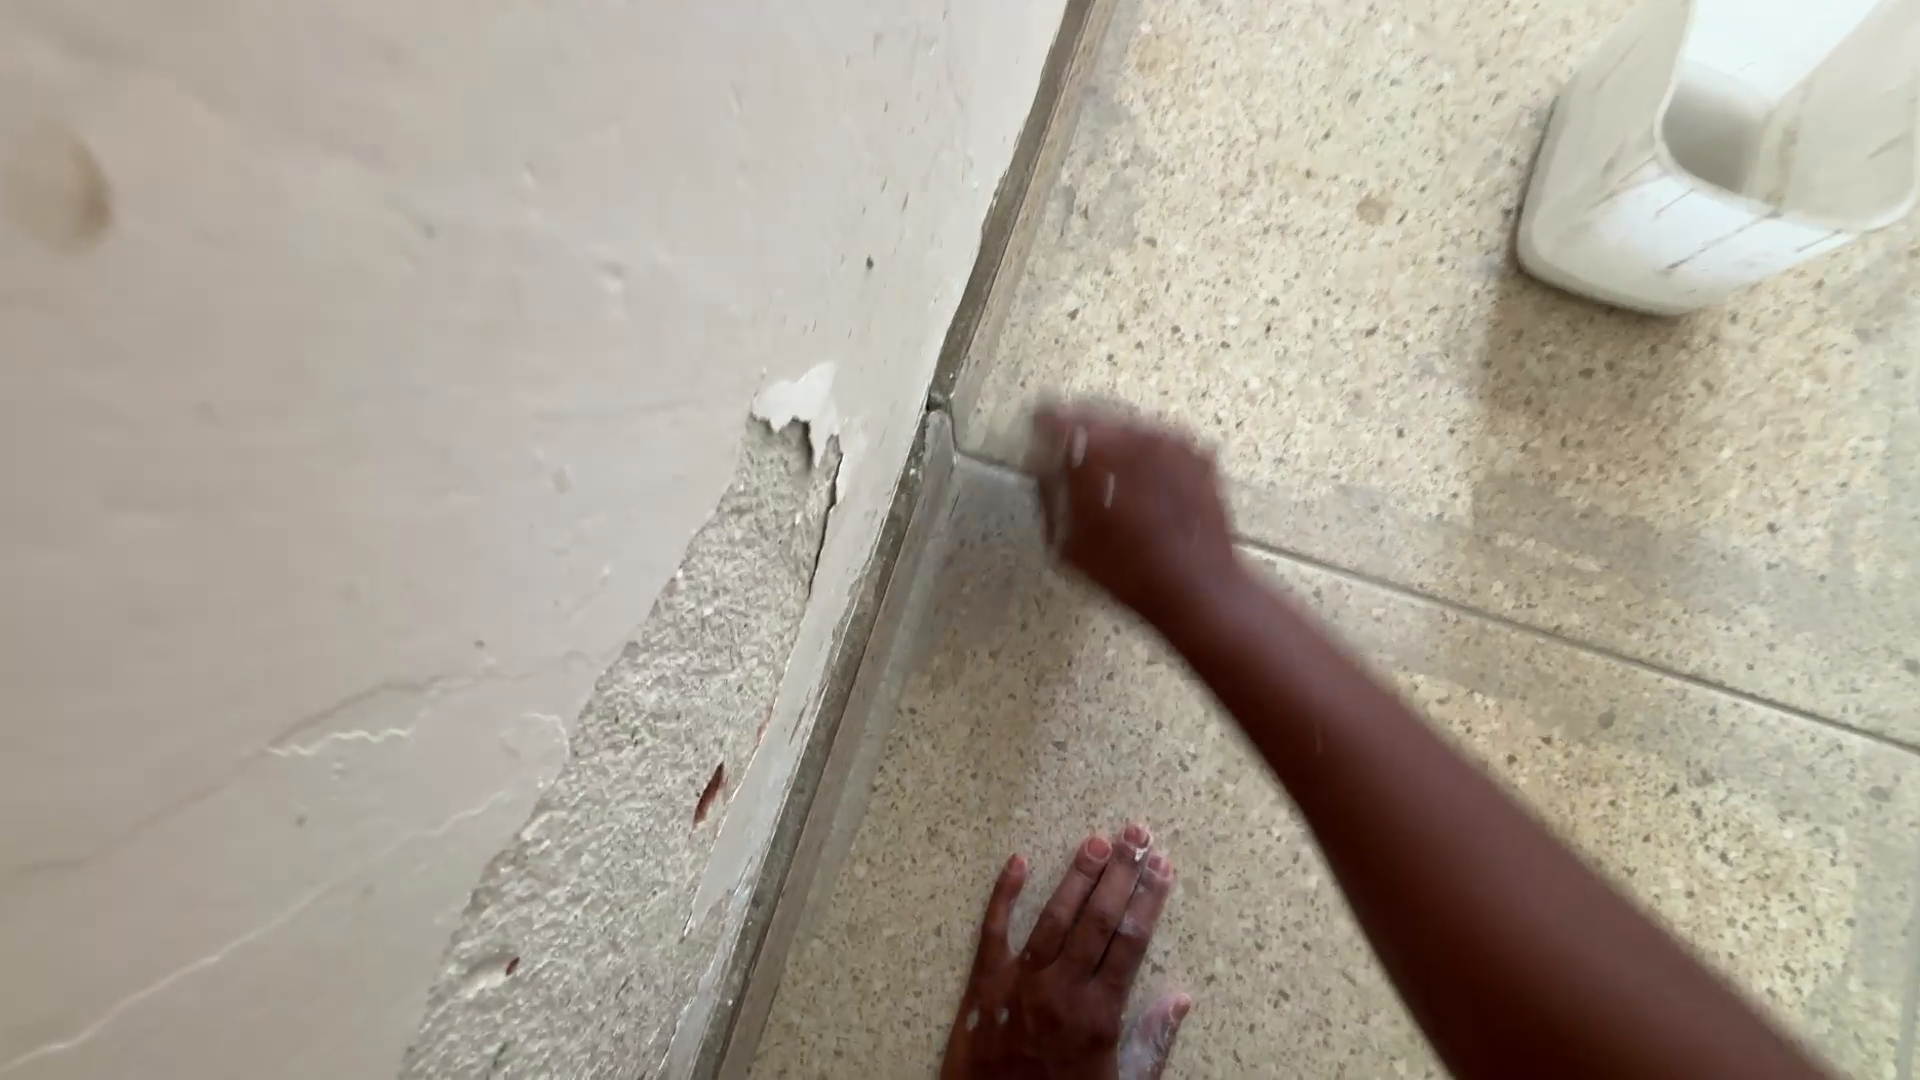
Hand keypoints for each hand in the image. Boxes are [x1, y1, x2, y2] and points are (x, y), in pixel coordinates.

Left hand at [940, 827, 1189, 1079]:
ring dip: (1077, 875)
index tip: (1163, 863)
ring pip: (1054, 916)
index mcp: (1099, 1015)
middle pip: (1097, 919)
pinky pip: (994, 928)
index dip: (1149, 899)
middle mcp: (1062, 990)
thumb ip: (1152, 1043)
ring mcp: (1020, 981)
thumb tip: (1182, 996)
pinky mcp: (984, 981)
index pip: (1131, 941)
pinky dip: (1005, 893)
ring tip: (1095, 840)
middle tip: (1136, 833)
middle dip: (1120, 873)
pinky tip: (1018, 860)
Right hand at [1027, 404, 1237, 620]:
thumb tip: (1042, 466)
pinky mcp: (1199, 456)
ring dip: (1115, 444)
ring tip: (1110, 476)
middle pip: (1095, 416)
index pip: (1055, 417)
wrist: (1196, 587)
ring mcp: (1172, 442)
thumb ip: (1050, 492)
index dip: (1043, 426)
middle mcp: (1133, 433)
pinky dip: (1147, 457)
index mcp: (1092, 450)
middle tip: (1070, 457)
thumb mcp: (1067, 539)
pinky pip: (1161, 445)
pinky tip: (1143, 486)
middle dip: (1080, 433)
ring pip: (1130, 428)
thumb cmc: (1126, 571)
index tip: (1038, 435)